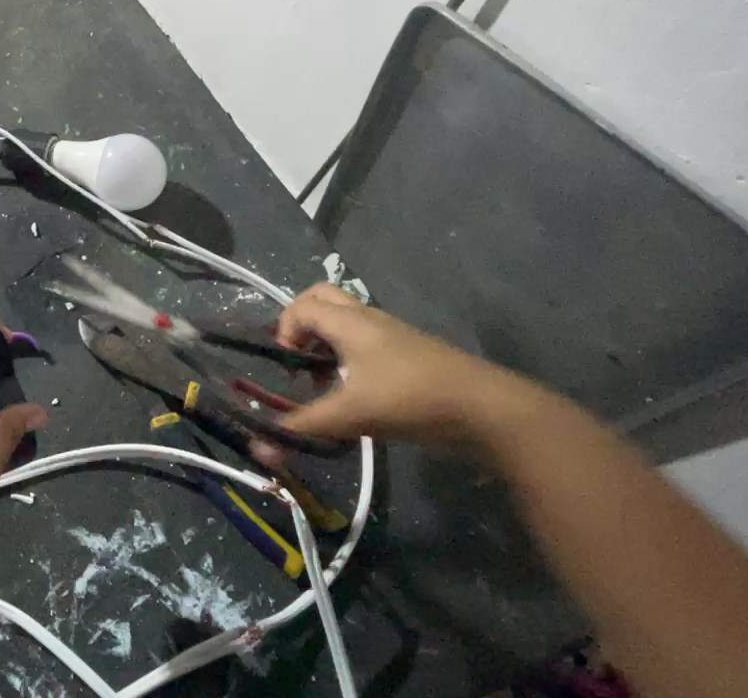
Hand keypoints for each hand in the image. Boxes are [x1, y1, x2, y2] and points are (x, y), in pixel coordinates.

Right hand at [250, 283, 543, 463]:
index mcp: (349, 321)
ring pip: (346, 321)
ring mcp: (392, 334)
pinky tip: (357, 393)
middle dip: (302, 323)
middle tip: (300, 357)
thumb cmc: (409, 398)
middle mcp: (368, 318)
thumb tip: (261, 449)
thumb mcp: (351, 415)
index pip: (301, 306)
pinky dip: (350, 356)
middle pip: (322, 298)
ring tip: (326, 382)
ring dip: (326, 342)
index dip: (284, 330)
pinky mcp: (410, 353)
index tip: (288, 365)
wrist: (486, 410)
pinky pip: (366, 340)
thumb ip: (305, 427)